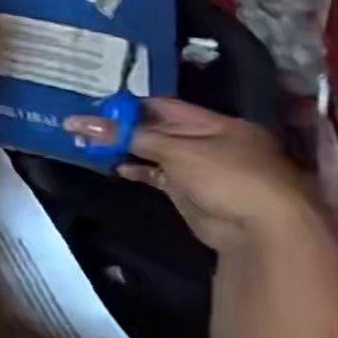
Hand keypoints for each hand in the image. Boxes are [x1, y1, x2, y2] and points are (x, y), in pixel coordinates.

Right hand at [65, 97, 314, 253]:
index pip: (162, 106)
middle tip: (79, 125)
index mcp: (217, 125)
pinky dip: (133, 168)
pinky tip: (113, 166)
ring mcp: (199, 168)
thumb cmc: (228, 178)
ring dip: (122, 148)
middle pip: (154, 128)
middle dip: (119, 127)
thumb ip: (125, 135)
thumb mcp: (175, 150)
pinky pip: (154, 173)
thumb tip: (74, 121)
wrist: (263, 232)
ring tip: (86, 144)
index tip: (91, 105)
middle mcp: (209, 142)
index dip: (126, 105)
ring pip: (151, 151)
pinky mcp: (188, 189)